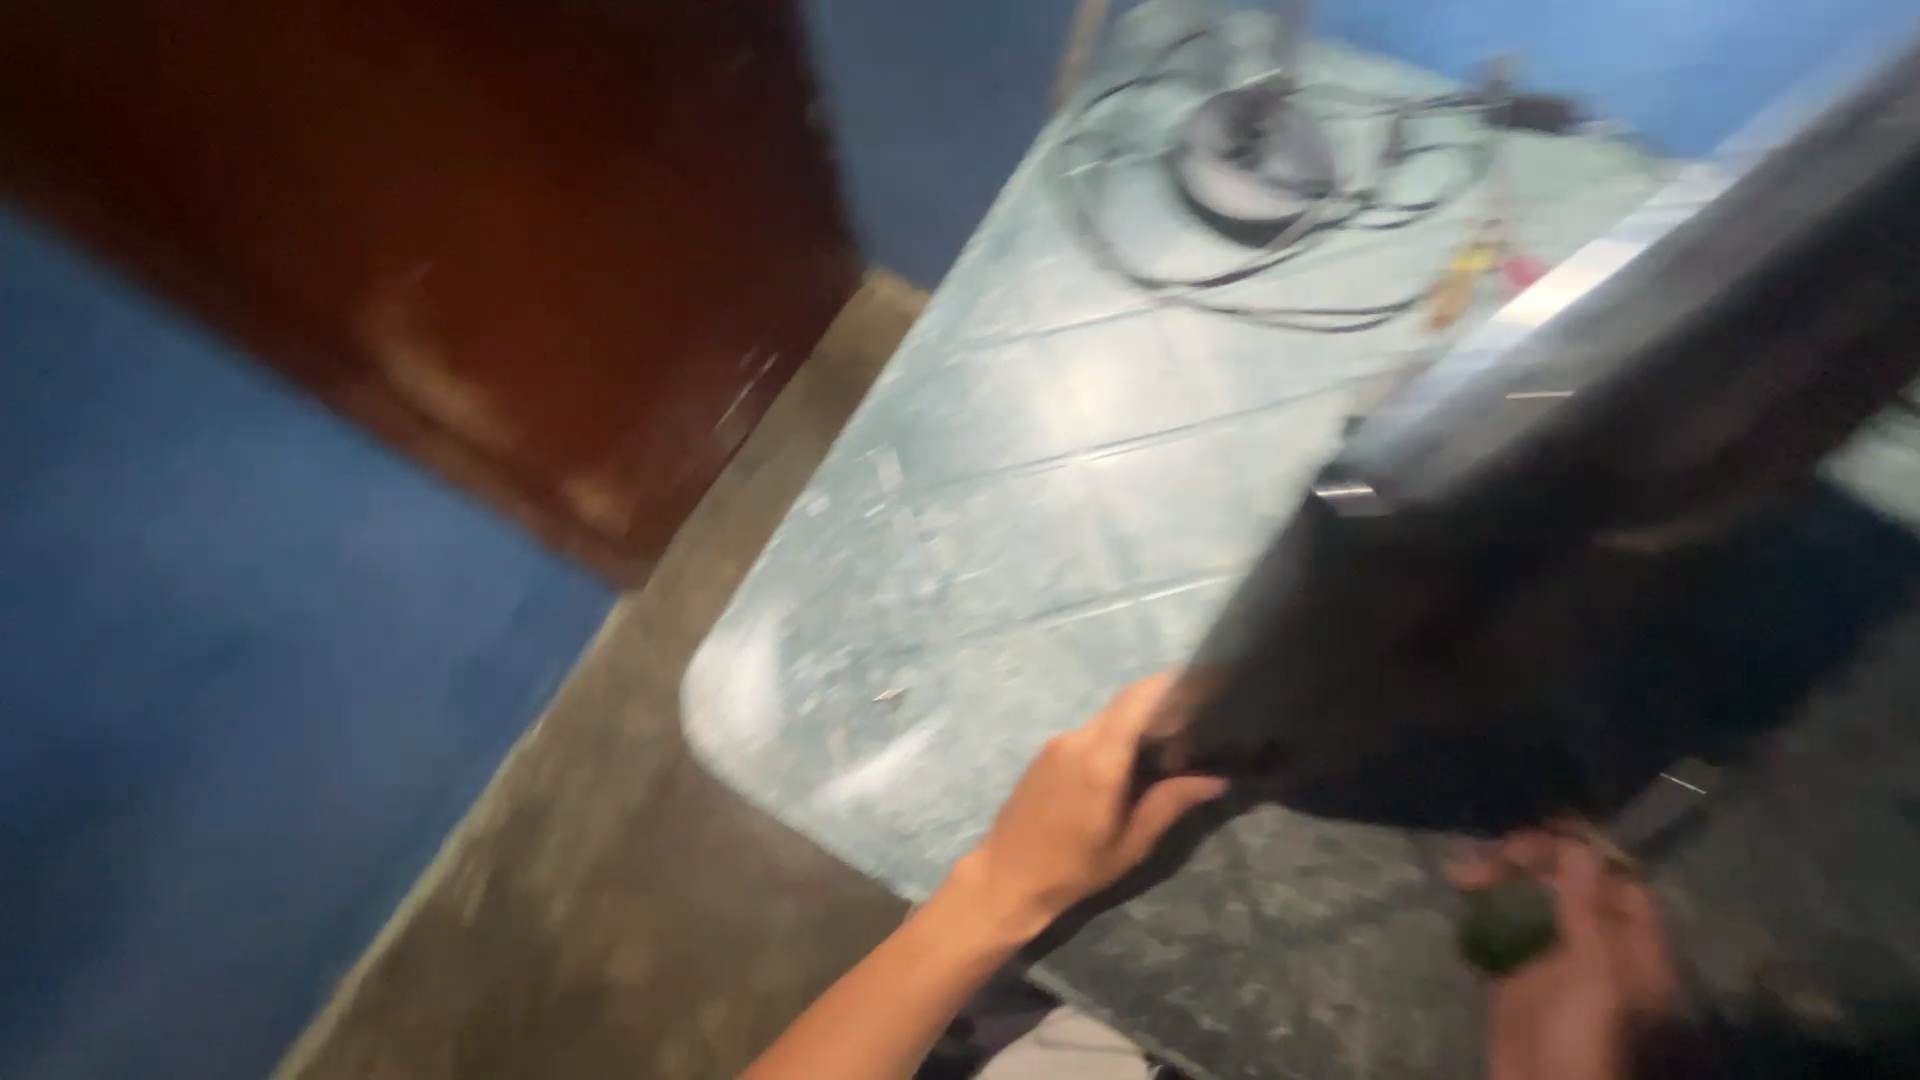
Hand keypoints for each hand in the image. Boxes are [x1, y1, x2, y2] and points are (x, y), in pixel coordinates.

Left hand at [944, 674, 1227, 942]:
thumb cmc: (1074, 868)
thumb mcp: (1131, 843)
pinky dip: (1114, 733)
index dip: (1167, 684)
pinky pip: (1088, 731)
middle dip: (1158, 700)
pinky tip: (1133, 755)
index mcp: (1099, 760)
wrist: (1007, 875)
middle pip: (1122, 704)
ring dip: (1136, 719)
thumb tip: (1215, 778)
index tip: (1199, 679)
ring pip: (1105, 718)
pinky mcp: (1046, 752)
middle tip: (1195, 712)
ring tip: (1171, 736)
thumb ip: (1171, 803)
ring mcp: (1056, 742)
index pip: (1136, 702)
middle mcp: (1076, 739)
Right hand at [1449, 830, 1678, 1079]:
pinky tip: (1461, 896)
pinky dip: (1482, 902)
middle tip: (1488, 861)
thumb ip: (1587, 913)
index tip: (1535, 834)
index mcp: (1630, 947)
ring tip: (1462, 876)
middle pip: (1568, 882)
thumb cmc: (1581, 1042)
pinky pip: (1502, 920)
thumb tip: (1581, 849)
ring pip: (1530, 896)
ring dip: (1498, 877)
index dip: (1580, 853)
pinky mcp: (1518, 966)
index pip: (1615, 881)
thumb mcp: (1593, 977)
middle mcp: (1597, 944)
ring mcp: (1555, 955)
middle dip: (1527, 861)